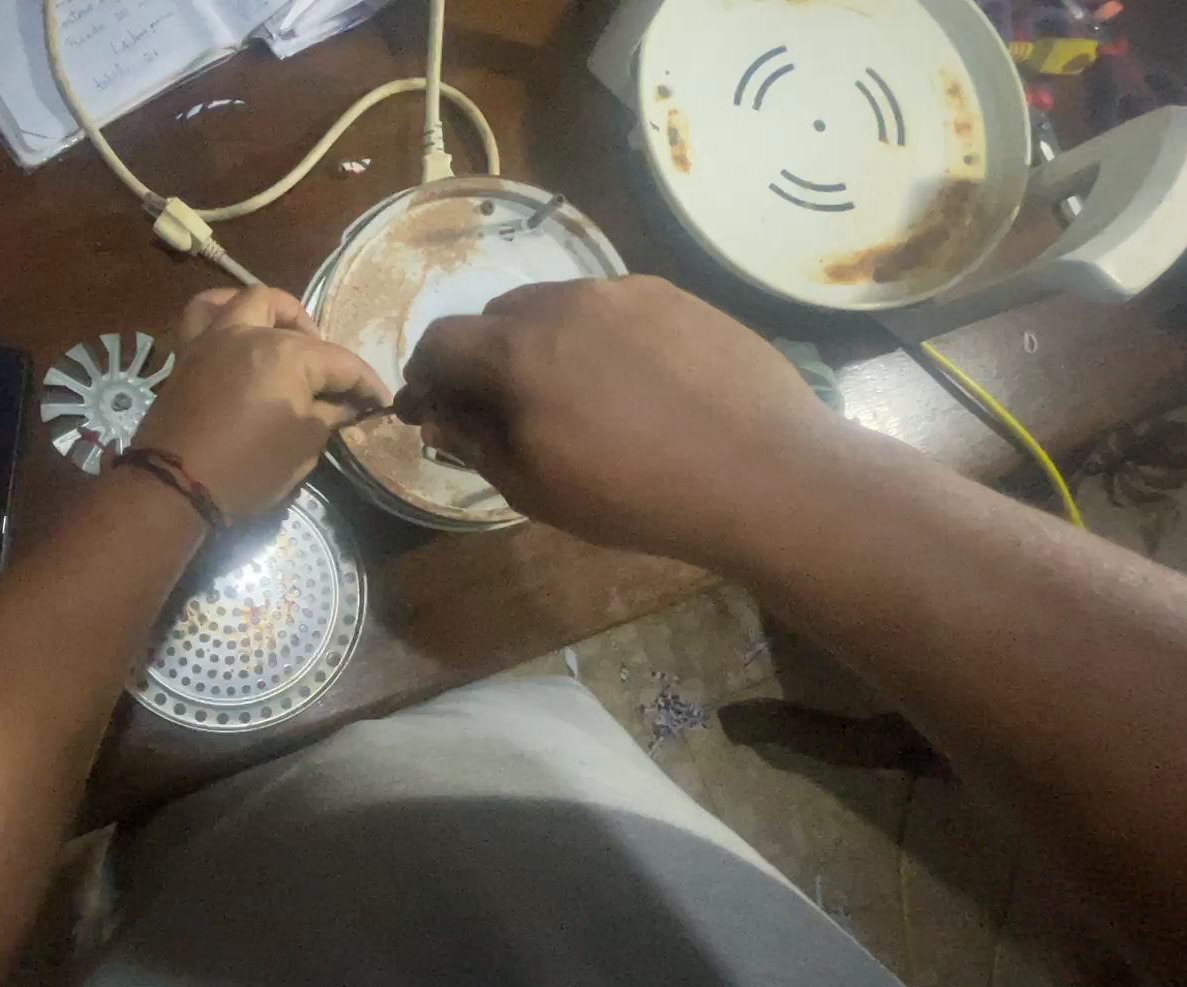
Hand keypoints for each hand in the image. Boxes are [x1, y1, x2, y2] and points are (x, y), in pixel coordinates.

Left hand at [135, 287, 390, 520]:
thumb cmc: (248, 469)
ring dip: (271, 311)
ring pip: (244, 299)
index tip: (380, 401)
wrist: (176, 487)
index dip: (366, 383)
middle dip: (318, 339)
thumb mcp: (303, 447)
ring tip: (281, 335)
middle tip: (326, 374)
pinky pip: (202, 315)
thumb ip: (328, 416)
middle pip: (293, 319)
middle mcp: (250, 333)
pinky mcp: (186, 355)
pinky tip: (234, 330)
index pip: (341, 363)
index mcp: (287, 355)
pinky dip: (222, 312)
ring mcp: (213, 339)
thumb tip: (347, 404)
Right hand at [397, 277, 853, 563]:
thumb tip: (436, 417)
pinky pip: (604, 305)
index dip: (425, 374)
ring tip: (566, 392)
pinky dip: (588, 335)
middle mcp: (563, 303)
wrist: (762, 474)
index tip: (434, 407)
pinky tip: (621, 379)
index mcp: (518, 352)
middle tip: (499, 406)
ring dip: (534, 343)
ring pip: (549, 305)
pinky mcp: (670, 294)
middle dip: (479, 359)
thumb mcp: (532, 487)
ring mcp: (621, 291)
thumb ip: (473, 443)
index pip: (440, 341)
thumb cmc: (632, 495)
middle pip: (491, 317)